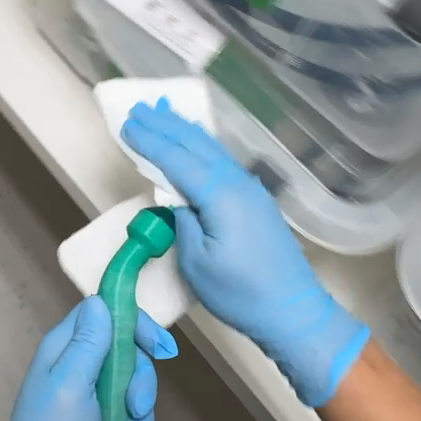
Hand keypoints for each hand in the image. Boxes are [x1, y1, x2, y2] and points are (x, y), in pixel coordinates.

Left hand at [0, 297, 176, 420]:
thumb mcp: (71, 384)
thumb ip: (89, 342)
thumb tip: (100, 299)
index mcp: (67, 347)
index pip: (108, 314)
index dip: (137, 326)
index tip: (161, 350)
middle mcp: (79, 365)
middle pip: (129, 356)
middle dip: (140, 388)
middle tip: (134, 411)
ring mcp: (90, 396)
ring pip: (134, 392)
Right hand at [121, 99, 367, 406]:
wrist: (294, 313)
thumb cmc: (240, 293)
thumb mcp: (196, 262)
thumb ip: (182, 221)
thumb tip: (177, 199)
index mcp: (220, 196)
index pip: (177, 160)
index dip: (150, 141)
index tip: (126, 124)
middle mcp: (237, 183)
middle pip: (196, 145)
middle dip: (165, 125)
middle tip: (139, 108)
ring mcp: (249, 190)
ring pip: (210, 149)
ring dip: (183, 131)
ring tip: (161, 113)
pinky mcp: (254, 200)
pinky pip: (220, 161)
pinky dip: (199, 146)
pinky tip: (192, 143)